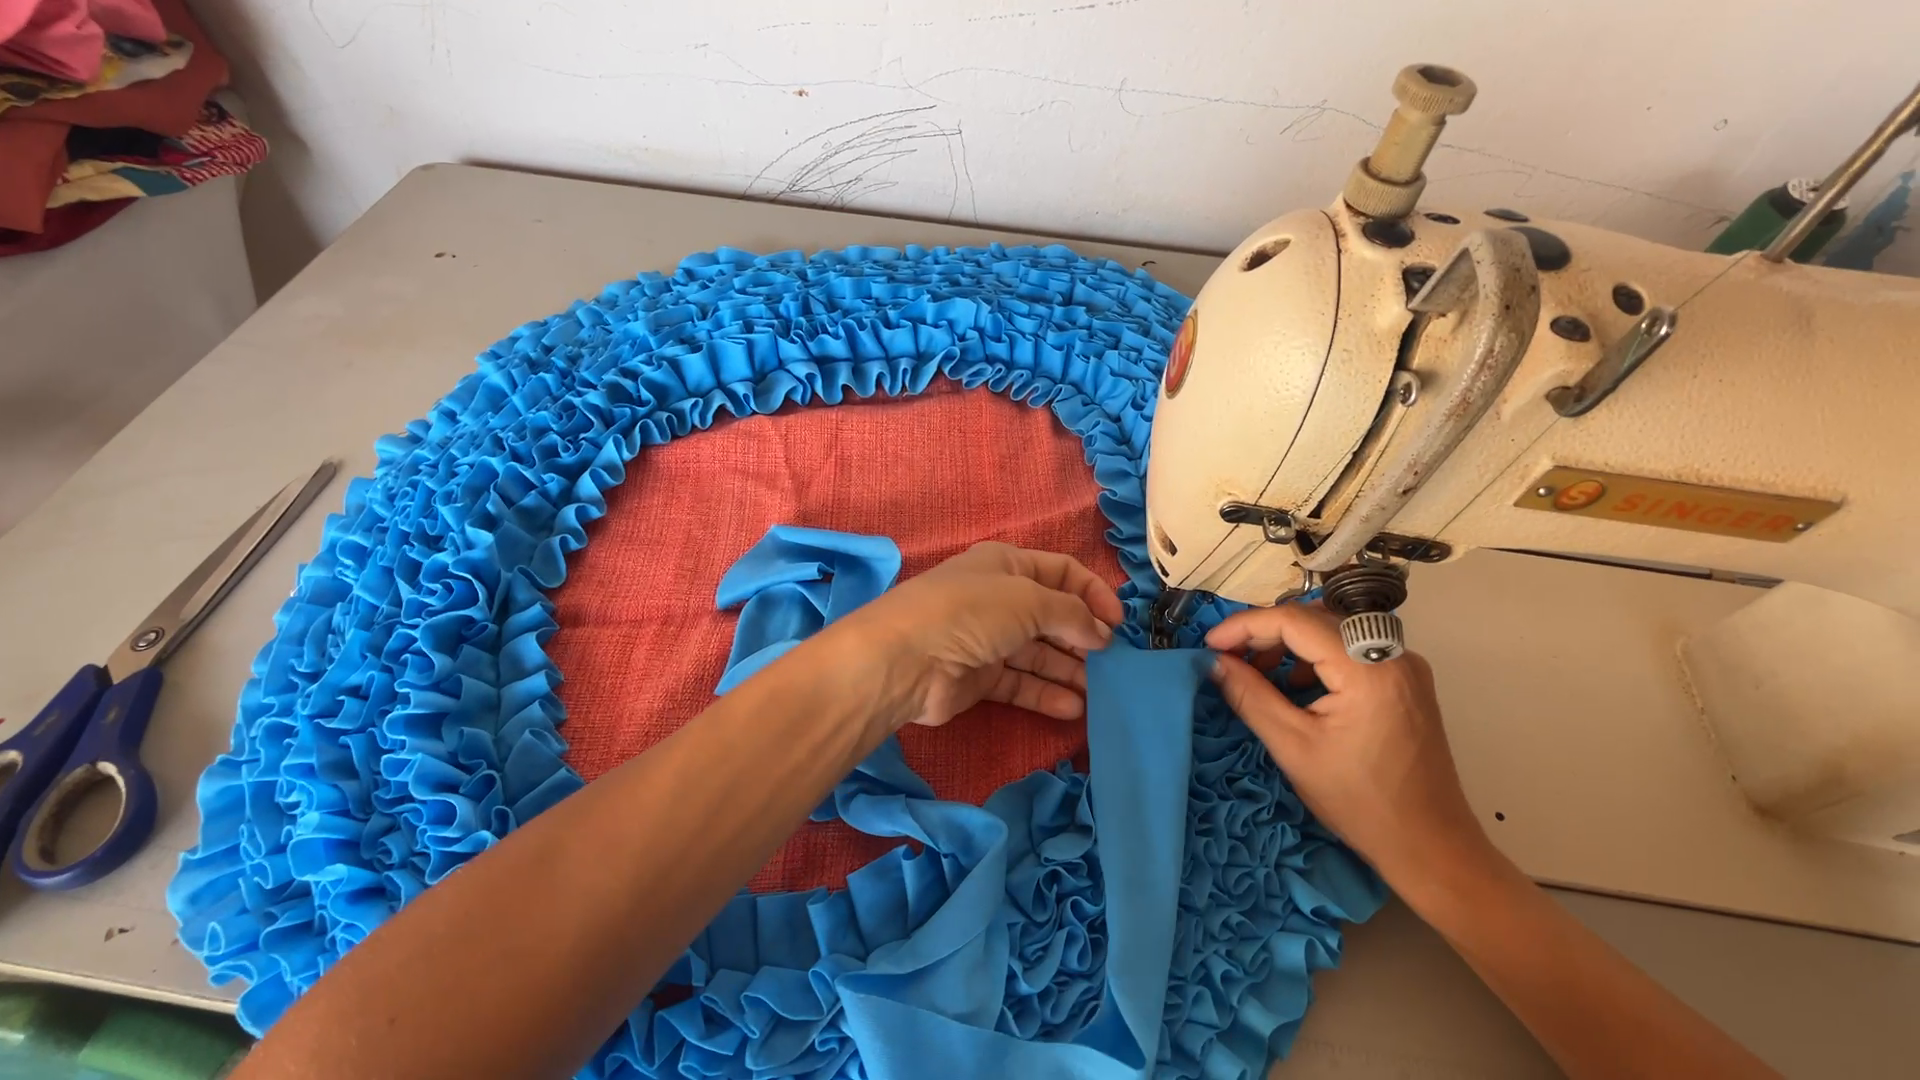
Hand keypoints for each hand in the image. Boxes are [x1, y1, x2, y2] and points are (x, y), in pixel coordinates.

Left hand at [823, 542, 1123, 730]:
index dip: (1093, 594)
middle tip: (1112, 663)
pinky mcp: (978, 679)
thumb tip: (1101, 634)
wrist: (904, 660)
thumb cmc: (969, 613)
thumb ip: (1071, 614)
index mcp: (1006, 565)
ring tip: (1100, 692)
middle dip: (1083, 638)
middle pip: (1051, 616)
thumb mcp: (1028, 599)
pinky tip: (1072, 709)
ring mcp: (986, 641)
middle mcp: (997, 599)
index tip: (1119, 624)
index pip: (1061, 573)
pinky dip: (1045, 695)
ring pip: (1038, 654)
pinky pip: (1020, 684)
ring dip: (1069, 671)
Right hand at [1205, 603, 1491, 890]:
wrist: (1430, 845)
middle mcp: (1393, 654)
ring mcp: (1404, 665)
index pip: (1295, 620)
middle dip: (1265, 633)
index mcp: (1367, 669)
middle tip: (1228, 658)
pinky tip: (1295, 685)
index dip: (1246, 626)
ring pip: (1332, 630)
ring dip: (1289, 643)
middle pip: (1315, 618)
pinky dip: (1316, 658)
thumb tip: (1214, 662)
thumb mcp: (1293, 748)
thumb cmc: (1359, 802)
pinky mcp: (1406, 680)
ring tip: (1257, 673)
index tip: (1210, 644)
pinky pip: (1351, 649)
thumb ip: (1250, 696)